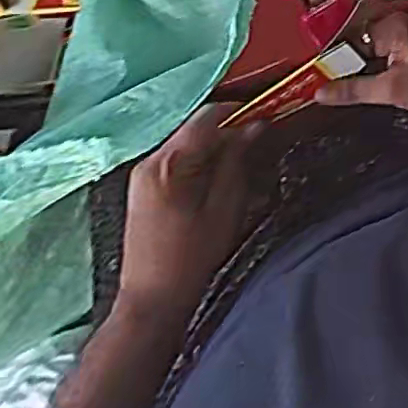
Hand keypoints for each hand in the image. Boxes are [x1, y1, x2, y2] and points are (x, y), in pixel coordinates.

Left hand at [116, 103, 265, 319]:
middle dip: (228, 128)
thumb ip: (238, 159)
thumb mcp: (226, 204)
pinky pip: (177, 155)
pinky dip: (200, 156)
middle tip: (258, 139)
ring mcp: (142, 171)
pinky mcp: (142, 184)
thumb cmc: (193, 254)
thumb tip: (255, 126)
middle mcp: (151, 159)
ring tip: (241, 158)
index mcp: (170, 162)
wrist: (152, 297)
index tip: (265, 115)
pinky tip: (217, 174)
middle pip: (196, 126)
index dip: (240, 110)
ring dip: (214, 143)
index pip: (208, 115)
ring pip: (187, 140)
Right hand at [316, 12, 407, 110]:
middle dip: (344, 64)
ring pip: (371, 52)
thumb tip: (323, 93)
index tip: (316, 74)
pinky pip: (385, 57)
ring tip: (341, 85)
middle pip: (357, 44)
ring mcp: (407, 37)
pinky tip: (370, 85)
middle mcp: (397, 25)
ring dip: (360, 69)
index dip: (330, 58)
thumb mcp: (390, 90)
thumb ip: (353, 90)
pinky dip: (375, 71)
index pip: (346, 38)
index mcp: (389, 26)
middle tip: (324, 82)